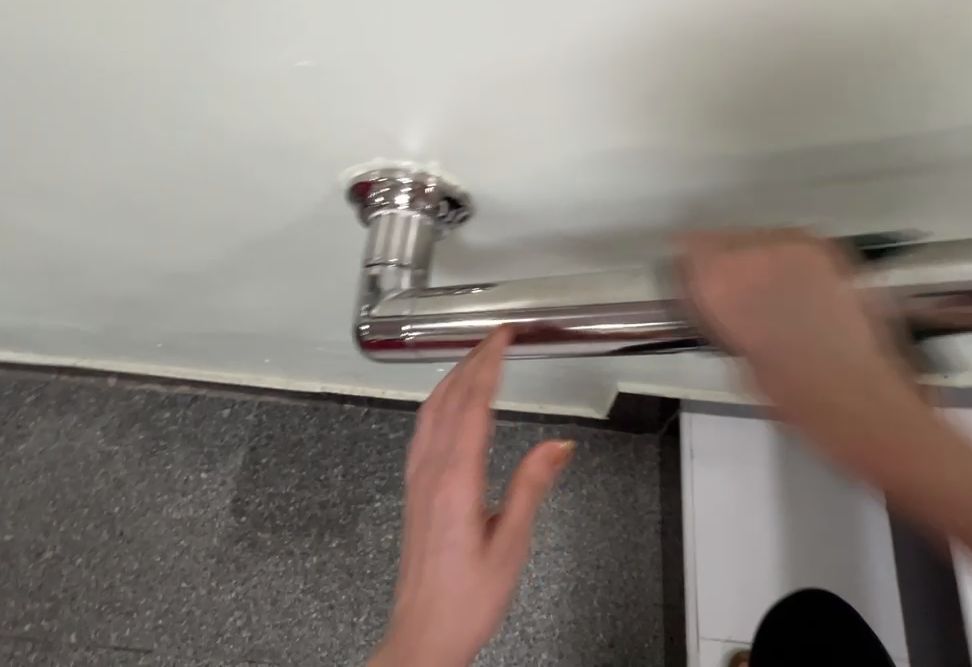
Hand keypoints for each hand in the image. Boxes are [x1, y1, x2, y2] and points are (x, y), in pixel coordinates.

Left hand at [371, 327, 573, 666]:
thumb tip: (557, 445)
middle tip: (496, 336)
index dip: (489, 362)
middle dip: (474, 358)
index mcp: (456, 478)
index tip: (503, 337)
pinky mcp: (414, 487)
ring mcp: (418, 476)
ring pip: (432, 407)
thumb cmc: (465, 599)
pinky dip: (439, 399)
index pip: (474, 401)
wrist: (423, 634)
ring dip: (454, 374)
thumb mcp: (512, 544)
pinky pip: (423, 426)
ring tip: (475, 356)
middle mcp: (431, 470)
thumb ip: (532, 487)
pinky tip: (447, 401)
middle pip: (450, 396)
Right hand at [676, 230, 938, 480]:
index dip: (692, 270)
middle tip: (739, 296)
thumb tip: (712, 295)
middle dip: (726, 262)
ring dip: (759, 260)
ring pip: (759, 237)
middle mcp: (750, 251)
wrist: (859, 397)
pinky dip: (791, 262)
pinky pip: (794, 244)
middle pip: (722, 238)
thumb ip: (717, 312)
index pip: (687, 249)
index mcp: (717, 281)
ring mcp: (793, 244)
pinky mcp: (828, 248)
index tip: (698, 288)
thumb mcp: (733, 353)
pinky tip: (802, 291)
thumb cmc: (788, 392)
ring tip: (775, 294)